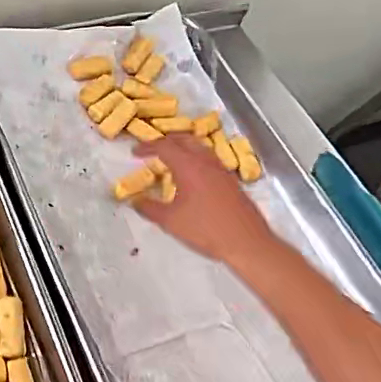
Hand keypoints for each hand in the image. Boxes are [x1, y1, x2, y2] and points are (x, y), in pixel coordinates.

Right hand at [128, 135, 277, 269]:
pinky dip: (194, 159)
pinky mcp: (230, 180)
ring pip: (198, 147)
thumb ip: (149, 208)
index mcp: (189, 166)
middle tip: (151, 151)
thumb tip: (134, 200)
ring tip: (170, 161)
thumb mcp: (170, 221)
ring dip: (182, 148)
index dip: (147, 146)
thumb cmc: (206, 230)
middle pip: (183, 139)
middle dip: (165, 141)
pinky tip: (191, 178)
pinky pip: (208, 159)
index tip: (134, 153)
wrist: (246, 242)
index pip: (164, 146)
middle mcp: (206, 161)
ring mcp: (221, 169)